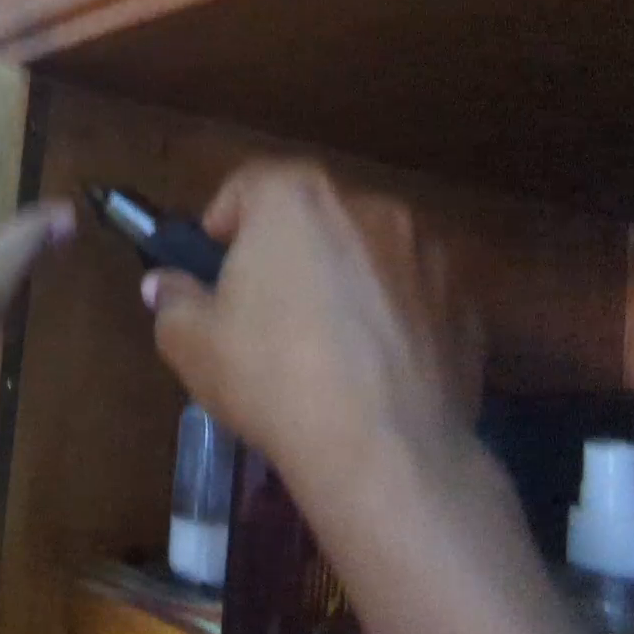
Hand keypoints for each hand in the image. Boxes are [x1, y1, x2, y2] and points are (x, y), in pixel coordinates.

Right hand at [142, 163, 481, 475]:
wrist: (384, 452)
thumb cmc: (271, 377)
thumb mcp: (191, 342)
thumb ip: (173, 300)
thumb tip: (166, 285)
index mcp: (295, 202)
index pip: (251, 180)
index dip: (225, 216)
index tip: (216, 261)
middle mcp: (369, 209)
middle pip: (313, 212)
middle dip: (285, 245)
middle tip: (263, 302)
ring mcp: (428, 253)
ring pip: (368, 249)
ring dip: (342, 274)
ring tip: (325, 338)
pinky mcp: (467, 303)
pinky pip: (412, 293)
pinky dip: (390, 312)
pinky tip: (372, 366)